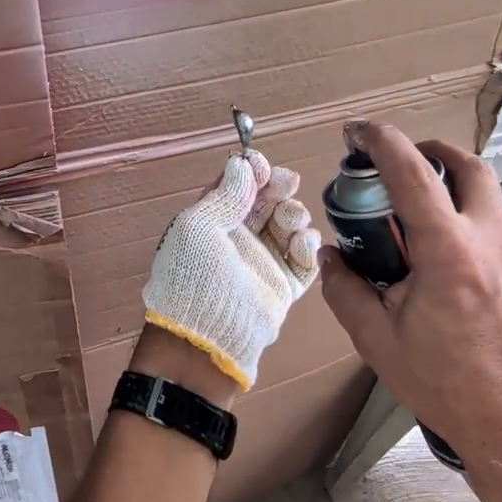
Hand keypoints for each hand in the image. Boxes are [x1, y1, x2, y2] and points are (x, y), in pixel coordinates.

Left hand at [142, 150, 320, 391]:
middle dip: (278, 189)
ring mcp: (262, 263)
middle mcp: (237, 239)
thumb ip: (224, 195)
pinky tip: (304, 242)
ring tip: (291, 220)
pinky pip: (303, 260)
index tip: (263, 164)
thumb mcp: (198, 226)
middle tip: (288, 184)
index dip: (252, 173)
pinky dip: (308, 247)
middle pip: (266, 203)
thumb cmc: (194, 276)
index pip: (236, 188)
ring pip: (287, 226)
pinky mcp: (283, 287)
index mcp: (211, 222)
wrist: (206, 339)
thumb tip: (241, 162)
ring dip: (294, 215)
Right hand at [318, 122, 501, 469]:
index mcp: (449, 253)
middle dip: (434, 151)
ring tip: (430, 236)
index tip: (357, 132)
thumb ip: (345, 290)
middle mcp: (495, 245)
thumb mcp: (377, 341)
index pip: (411, 172)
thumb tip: (330, 257)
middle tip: (406, 161)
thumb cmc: (449, 388)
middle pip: (471, 167)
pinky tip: (464, 283)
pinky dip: (479, 244)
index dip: (380, 140)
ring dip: (458, 203)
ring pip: (492, 207)